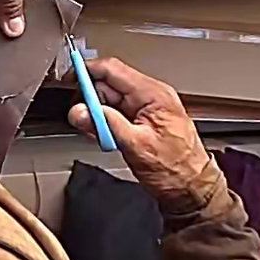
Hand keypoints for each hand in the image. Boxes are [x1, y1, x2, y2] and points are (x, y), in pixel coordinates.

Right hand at [67, 57, 212, 207]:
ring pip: (109, 99)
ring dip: (97, 114)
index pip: (112, 69)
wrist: (191, 189)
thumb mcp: (135, 145)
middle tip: (82, 118)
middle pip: (107, 83)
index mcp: (153, 94)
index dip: (86, 71)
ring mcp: (145, 107)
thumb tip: (79, 110)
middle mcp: (150, 95)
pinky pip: (115, 112)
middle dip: (89, 99)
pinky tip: (107, 137)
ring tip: (101, 135)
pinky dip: (105, 122)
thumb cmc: (176, 170)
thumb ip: (104, 124)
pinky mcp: (141, 119)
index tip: (68, 79)